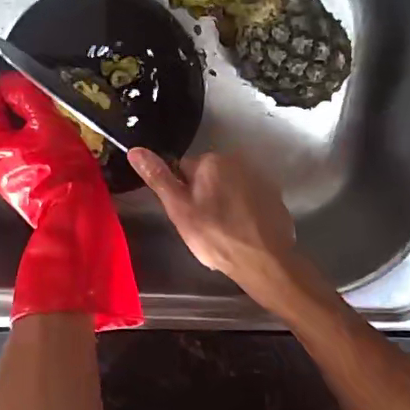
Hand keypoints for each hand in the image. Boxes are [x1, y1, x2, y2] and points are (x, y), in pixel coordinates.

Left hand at [0, 71, 105, 226]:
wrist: (76, 212)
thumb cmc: (62, 175)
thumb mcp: (47, 122)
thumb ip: (27, 95)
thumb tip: (15, 82)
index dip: (12, 86)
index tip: (31, 84)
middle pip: (2, 118)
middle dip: (25, 108)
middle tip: (49, 107)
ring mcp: (5, 175)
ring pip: (16, 136)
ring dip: (36, 127)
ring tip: (58, 129)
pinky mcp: (23, 184)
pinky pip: (27, 153)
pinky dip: (41, 145)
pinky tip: (60, 148)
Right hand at [127, 149, 296, 289]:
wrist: (262, 259)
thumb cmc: (214, 235)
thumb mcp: (179, 209)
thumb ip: (158, 178)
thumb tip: (135, 150)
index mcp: (212, 161)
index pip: (184, 168)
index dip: (182, 193)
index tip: (187, 214)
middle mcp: (238, 161)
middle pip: (209, 175)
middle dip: (204, 195)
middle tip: (203, 224)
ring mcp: (260, 178)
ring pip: (230, 187)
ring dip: (225, 201)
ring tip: (224, 229)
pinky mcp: (274, 195)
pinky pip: (250, 198)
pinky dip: (245, 209)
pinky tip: (243, 229)